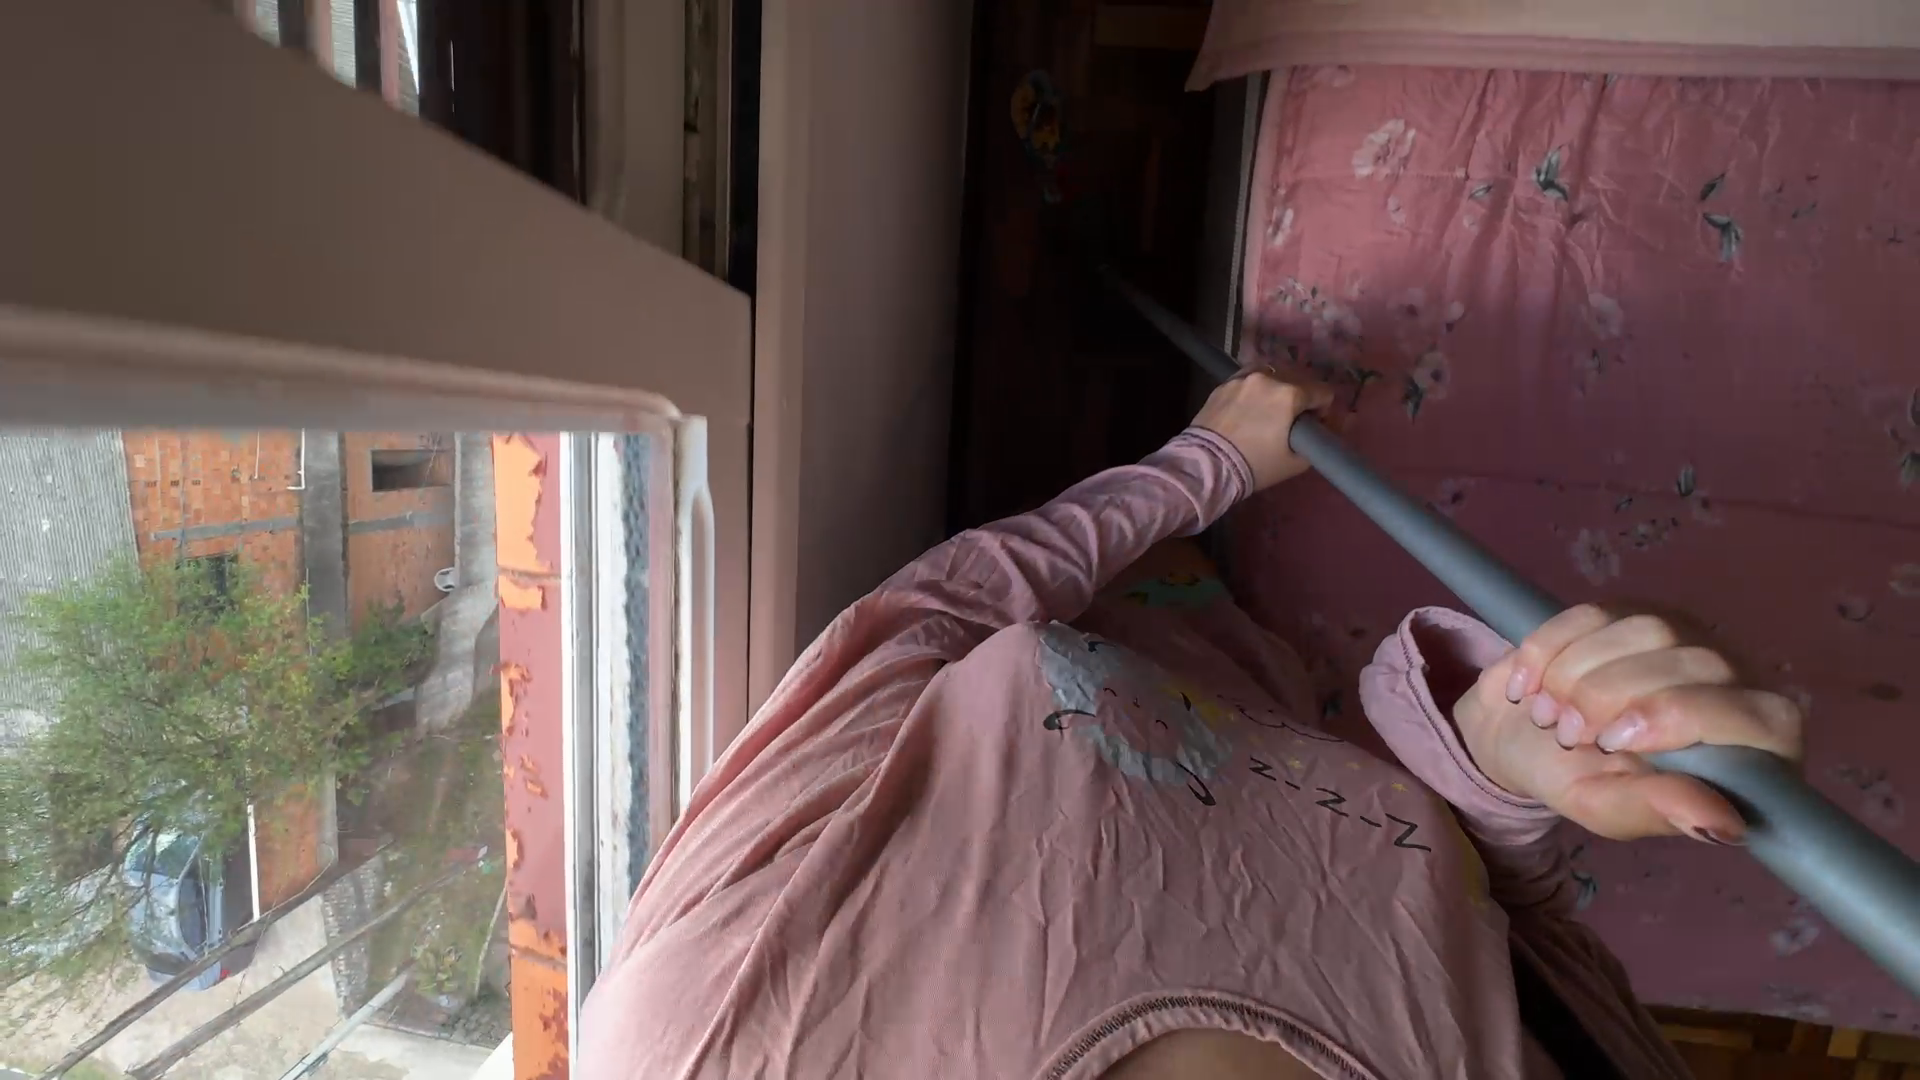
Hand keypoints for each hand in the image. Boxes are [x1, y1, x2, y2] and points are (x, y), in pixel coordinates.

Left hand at [1191, 367, 1334, 491]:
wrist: (1206, 467)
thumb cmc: (1254, 465)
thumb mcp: (1296, 461)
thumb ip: (1322, 441)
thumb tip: (1334, 425)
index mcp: (1289, 393)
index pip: (1323, 392)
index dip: (1323, 410)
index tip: (1313, 426)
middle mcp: (1267, 377)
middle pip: (1299, 379)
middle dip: (1302, 397)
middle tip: (1291, 420)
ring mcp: (1242, 378)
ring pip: (1273, 374)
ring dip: (1279, 388)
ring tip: (1271, 411)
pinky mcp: (1223, 384)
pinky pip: (1249, 378)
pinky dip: (1256, 388)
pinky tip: (1252, 405)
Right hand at [1455, 605, 1802, 843]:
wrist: (1514, 736)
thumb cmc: (1572, 778)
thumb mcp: (1605, 807)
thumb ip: (1657, 810)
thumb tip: (1722, 826)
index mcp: (1751, 741)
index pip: (1756, 713)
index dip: (1679, 718)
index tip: (1608, 742)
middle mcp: (1731, 679)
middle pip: (1695, 662)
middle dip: (1610, 697)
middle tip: (1563, 734)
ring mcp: (1677, 638)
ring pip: (1643, 629)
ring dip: (1575, 674)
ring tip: (1546, 713)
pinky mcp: (1621, 613)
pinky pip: (1590, 614)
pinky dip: (1546, 650)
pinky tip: (1529, 685)